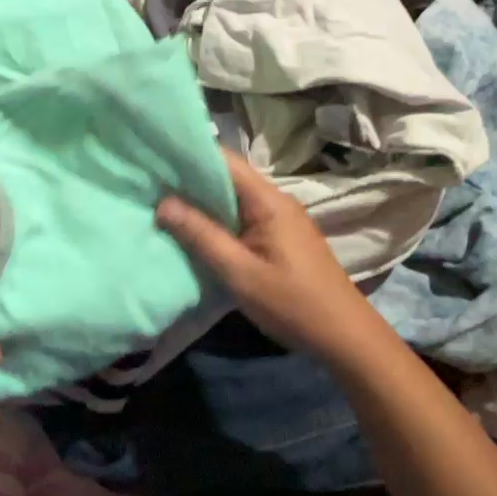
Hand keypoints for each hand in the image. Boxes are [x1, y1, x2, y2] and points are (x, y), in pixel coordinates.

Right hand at [157, 150, 385, 365]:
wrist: (348, 341)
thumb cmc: (294, 305)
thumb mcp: (240, 272)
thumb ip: (201, 235)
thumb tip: (162, 202)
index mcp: (269, 201)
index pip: (224, 160)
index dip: (188, 154)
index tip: (153, 156)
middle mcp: (276, 202)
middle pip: (227, 176)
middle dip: (188, 177)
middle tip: (148, 180)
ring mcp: (280, 220)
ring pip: (232, 197)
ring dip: (200, 199)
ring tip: (161, 200)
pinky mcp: (279, 238)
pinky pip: (240, 215)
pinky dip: (215, 216)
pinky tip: (192, 227)